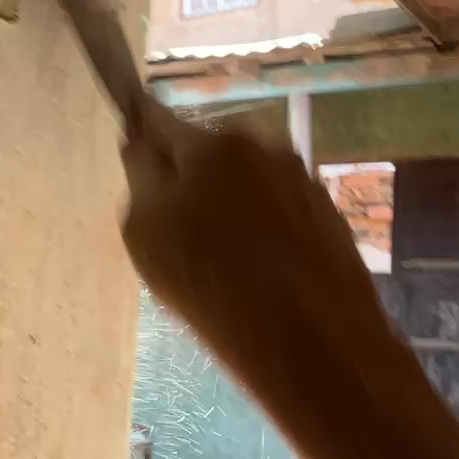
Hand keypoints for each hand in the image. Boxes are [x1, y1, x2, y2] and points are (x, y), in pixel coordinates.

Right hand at [118, 100, 393, 425]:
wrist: (305, 336)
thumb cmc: (205, 277)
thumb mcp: (144, 228)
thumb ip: (139, 175)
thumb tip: (138, 145)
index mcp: (213, 144)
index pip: (161, 122)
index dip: (141, 134)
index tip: (131, 148)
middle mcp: (264, 148)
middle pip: (205, 155)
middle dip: (184, 180)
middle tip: (167, 229)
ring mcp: (301, 181)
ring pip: (241, 184)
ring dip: (221, 206)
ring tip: (210, 258)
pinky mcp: (327, 217)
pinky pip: (272, 211)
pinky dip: (255, 229)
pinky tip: (247, 270)